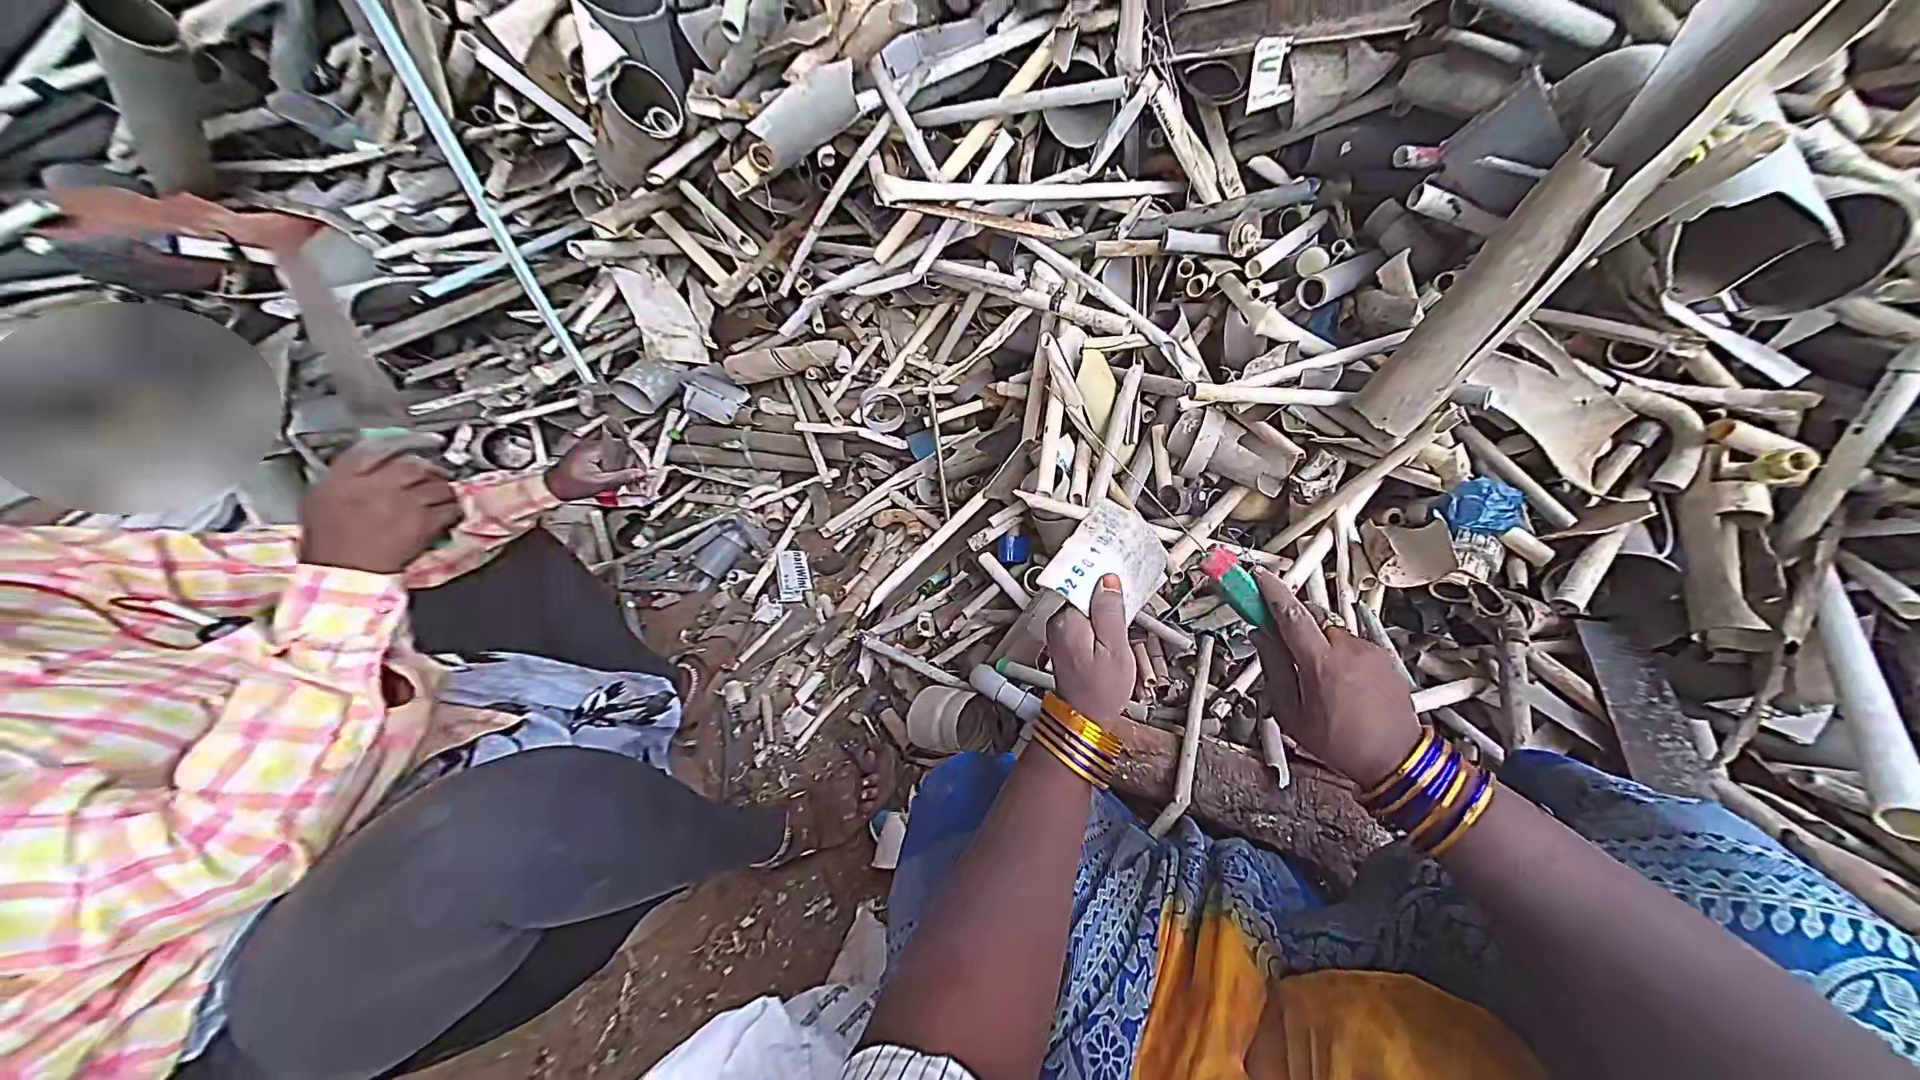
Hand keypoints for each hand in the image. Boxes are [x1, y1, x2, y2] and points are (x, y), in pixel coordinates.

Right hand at [300, 442, 461, 574]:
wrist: (344, 569)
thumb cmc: (329, 540)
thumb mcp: (321, 499)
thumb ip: (344, 479)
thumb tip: (369, 468)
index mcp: (345, 478)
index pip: (376, 449)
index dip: (403, 443)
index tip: (422, 441)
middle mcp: (377, 484)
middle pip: (415, 466)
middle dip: (430, 470)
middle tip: (437, 476)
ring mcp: (404, 502)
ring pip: (438, 486)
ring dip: (445, 490)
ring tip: (445, 496)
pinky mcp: (424, 521)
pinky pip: (449, 508)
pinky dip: (453, 510)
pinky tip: (450, 514)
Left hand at [546, 435, 647, 501]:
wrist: (551, 488)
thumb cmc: (568, 485)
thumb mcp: (599, 484)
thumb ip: (622, 477)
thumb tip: (639, 473)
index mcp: (595, 448)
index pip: (625, 446)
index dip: (637, 458)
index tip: (643, 468)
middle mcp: (592, 444)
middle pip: (622, 448)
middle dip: (633, 462)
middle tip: (639, 474)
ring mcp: (589, 448)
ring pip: (617, 452)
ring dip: (625, 464)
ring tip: (629, 477)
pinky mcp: (588, 454)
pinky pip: (608, 456)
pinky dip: (616, 465)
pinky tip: (618, 475)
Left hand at [1046, 574, 1135, 722]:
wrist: (1085, 717)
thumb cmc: (1101, 690)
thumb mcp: (1116, 649)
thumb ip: (1110, 612)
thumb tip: (1108, 581)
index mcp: (1067, 622)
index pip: (1083, 583)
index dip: (1103, 579)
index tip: (1120, 575)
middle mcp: (1057, 623)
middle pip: (1083, 593)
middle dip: (1105, 594)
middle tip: (1126, 604)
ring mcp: (1059, 631)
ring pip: (1084, 606)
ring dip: (1103, 608)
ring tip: (1122, 619)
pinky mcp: (1065, 639)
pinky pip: (1082, 618)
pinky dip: (1097, 619)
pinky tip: (1111, 630)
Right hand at [1251, 567, 1422, 787]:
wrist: (1396, 759)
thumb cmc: (1345, 743)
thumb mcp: (1291, 712)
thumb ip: (1273, 668)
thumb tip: (1261, 638)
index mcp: (1321, 664)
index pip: (1291, 613)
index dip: (1271, 591)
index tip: (1257, 578)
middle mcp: (1348, 650)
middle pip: (1310, 616)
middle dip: (1291, 621)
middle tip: (1277, 637)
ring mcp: (1369, 652)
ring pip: (1329, 629)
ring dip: (1314, 640)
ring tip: (1312, 673)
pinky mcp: (1382, 656)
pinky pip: (1349, 642)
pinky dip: (1335, 651)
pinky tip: (1335, 679)